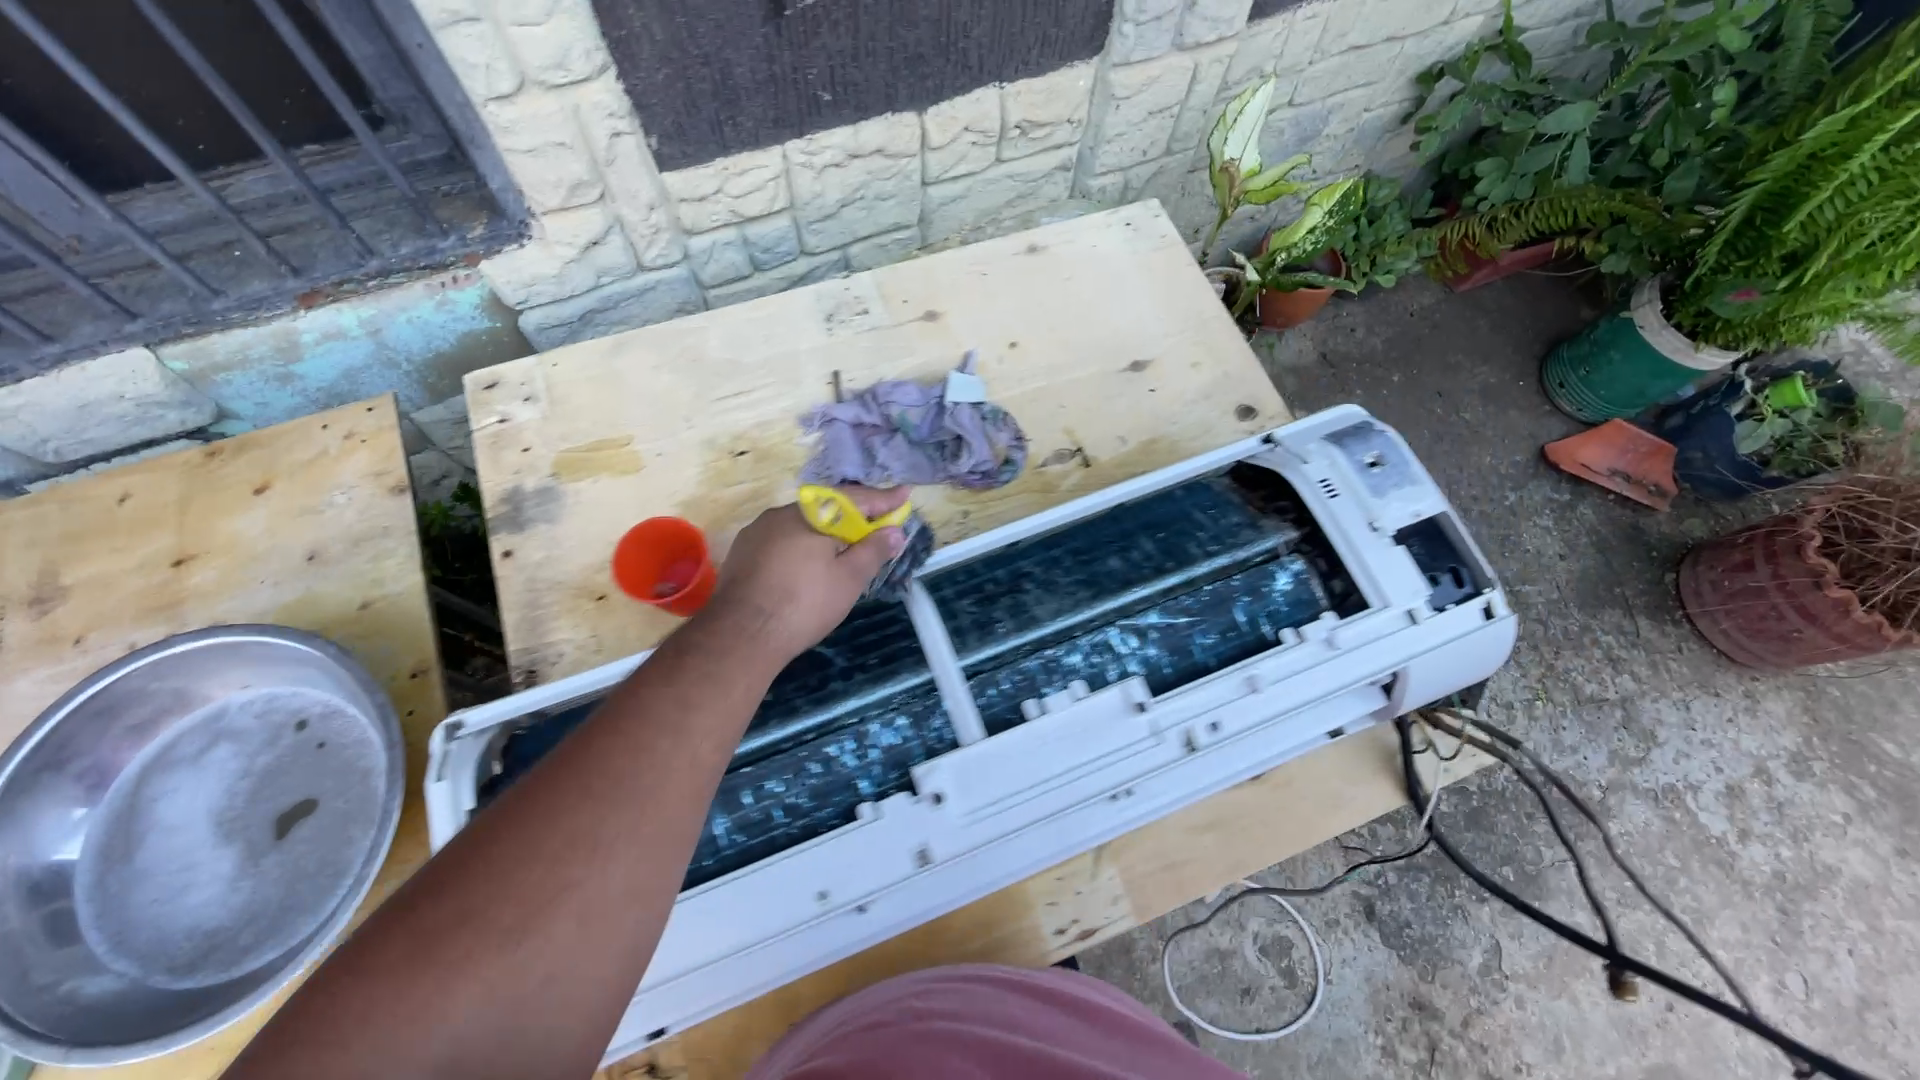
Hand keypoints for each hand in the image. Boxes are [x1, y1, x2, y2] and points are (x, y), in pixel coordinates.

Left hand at [699, 486, 910, 663]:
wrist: (741, 636)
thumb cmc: (803, 605)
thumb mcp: (848, 580)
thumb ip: (873, 551)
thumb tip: (894, 530)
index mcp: (810, 515)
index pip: (854, 499)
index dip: (882, 499)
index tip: (904, 496)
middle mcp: (780, 514)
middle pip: (825, 509)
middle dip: (853, 516)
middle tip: (877, 524)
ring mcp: (757, 533)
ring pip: (800, 525)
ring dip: (825, 532)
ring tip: (844, 547)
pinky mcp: (742, 553)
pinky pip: (782, 541)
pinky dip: (802, 546)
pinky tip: (808, 565)